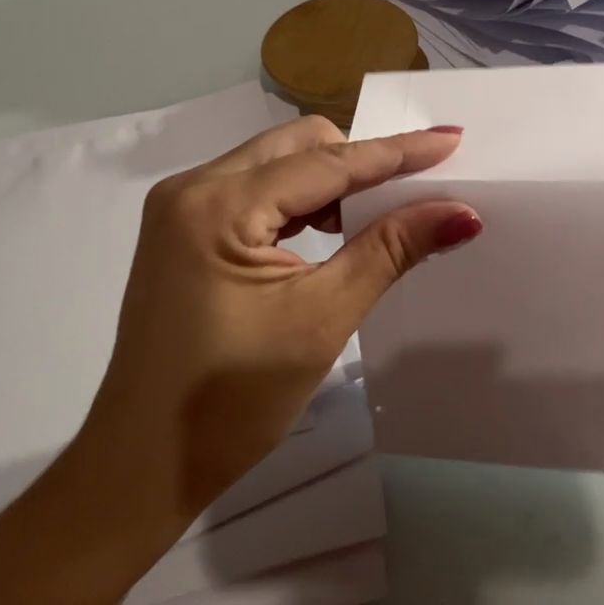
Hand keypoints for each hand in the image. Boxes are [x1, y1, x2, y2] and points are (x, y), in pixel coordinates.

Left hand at [0, 116, 481, 604]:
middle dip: (362, 160)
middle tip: (418, 186)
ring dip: (332, 181)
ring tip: (379, 215)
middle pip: (298, 145)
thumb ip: (391, 249)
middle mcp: (192, 189)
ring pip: (278, 163)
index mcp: (217, 206)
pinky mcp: (183, 232)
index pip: (327, 162)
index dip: (396, 152)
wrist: (142, 466)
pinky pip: (257, 191)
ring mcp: (181, 209)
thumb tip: (460, 211)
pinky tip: (331, 231)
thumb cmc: (231, 401)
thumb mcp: (323, 318)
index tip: (451, 138)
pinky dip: (302, 201)